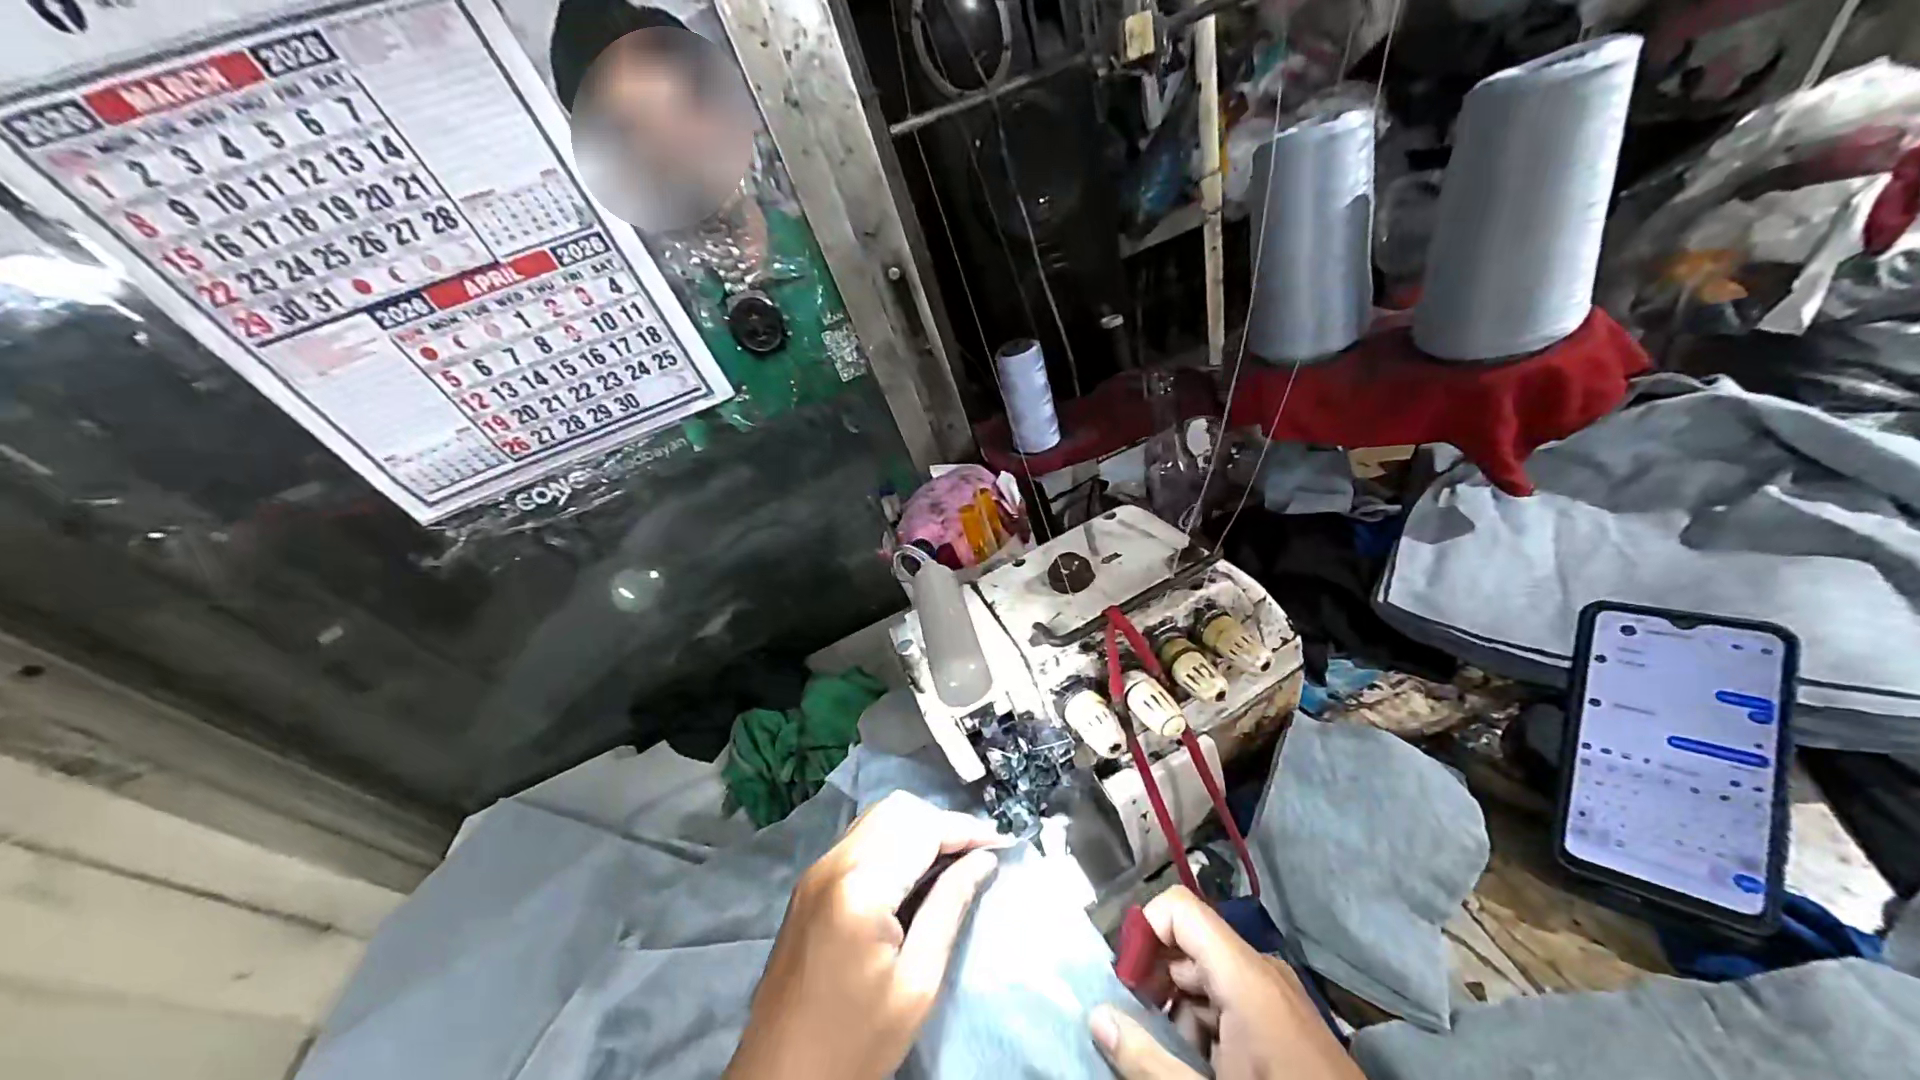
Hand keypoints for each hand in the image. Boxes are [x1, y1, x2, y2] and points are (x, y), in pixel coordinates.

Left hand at [724, 791, 1003, 1079]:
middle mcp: (833, 863)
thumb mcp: (917, 982)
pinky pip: (861, 838)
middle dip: (942, 823)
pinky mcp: (810, 883)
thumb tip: (984, 861)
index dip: (966, 829)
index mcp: (860, 886)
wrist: (781, 1077)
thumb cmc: (856, 1041)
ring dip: (918, 828)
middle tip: (977, 855)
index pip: (922, 828)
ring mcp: (816, 870)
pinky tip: (915, 871)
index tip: (1000, 843)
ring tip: (953, 861)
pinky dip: (894, 840)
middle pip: (898, 809)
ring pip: (878, 817)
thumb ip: (950, 907)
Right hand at [1089, 886, 1365, 1079]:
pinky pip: (1234, 998)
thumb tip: (1097, 1016)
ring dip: (1179, 1007)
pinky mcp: (1289, 1021)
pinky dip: (1208, 1021)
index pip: (1179, 908)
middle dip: (1155, 979)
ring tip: (1171, 1058)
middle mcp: (1263, 971)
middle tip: (1138, 1027)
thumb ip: (1146, 1059)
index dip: (1143, 933)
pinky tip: (1205, 1067)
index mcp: (1245, 975)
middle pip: (1190, 944)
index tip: (1126, 983)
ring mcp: (1280, 996)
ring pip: (1209, 975)